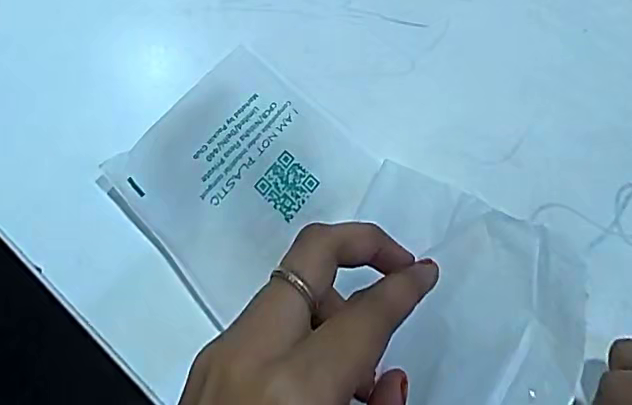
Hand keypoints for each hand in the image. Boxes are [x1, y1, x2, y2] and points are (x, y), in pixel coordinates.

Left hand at [178, 221, 439, 404]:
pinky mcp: (205, 363)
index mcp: (291, 391)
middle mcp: (250, 354)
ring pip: (288, 285)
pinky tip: (318, 382)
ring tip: (358, 367)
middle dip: (362, 243)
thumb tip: (391, 375)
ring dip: (331, 301)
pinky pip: (266, 321)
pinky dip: (302, 331)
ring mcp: (220, 353)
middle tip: (399, 263)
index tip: (426, 272)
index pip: (363, 316)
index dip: (404, 287)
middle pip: (311, 251)